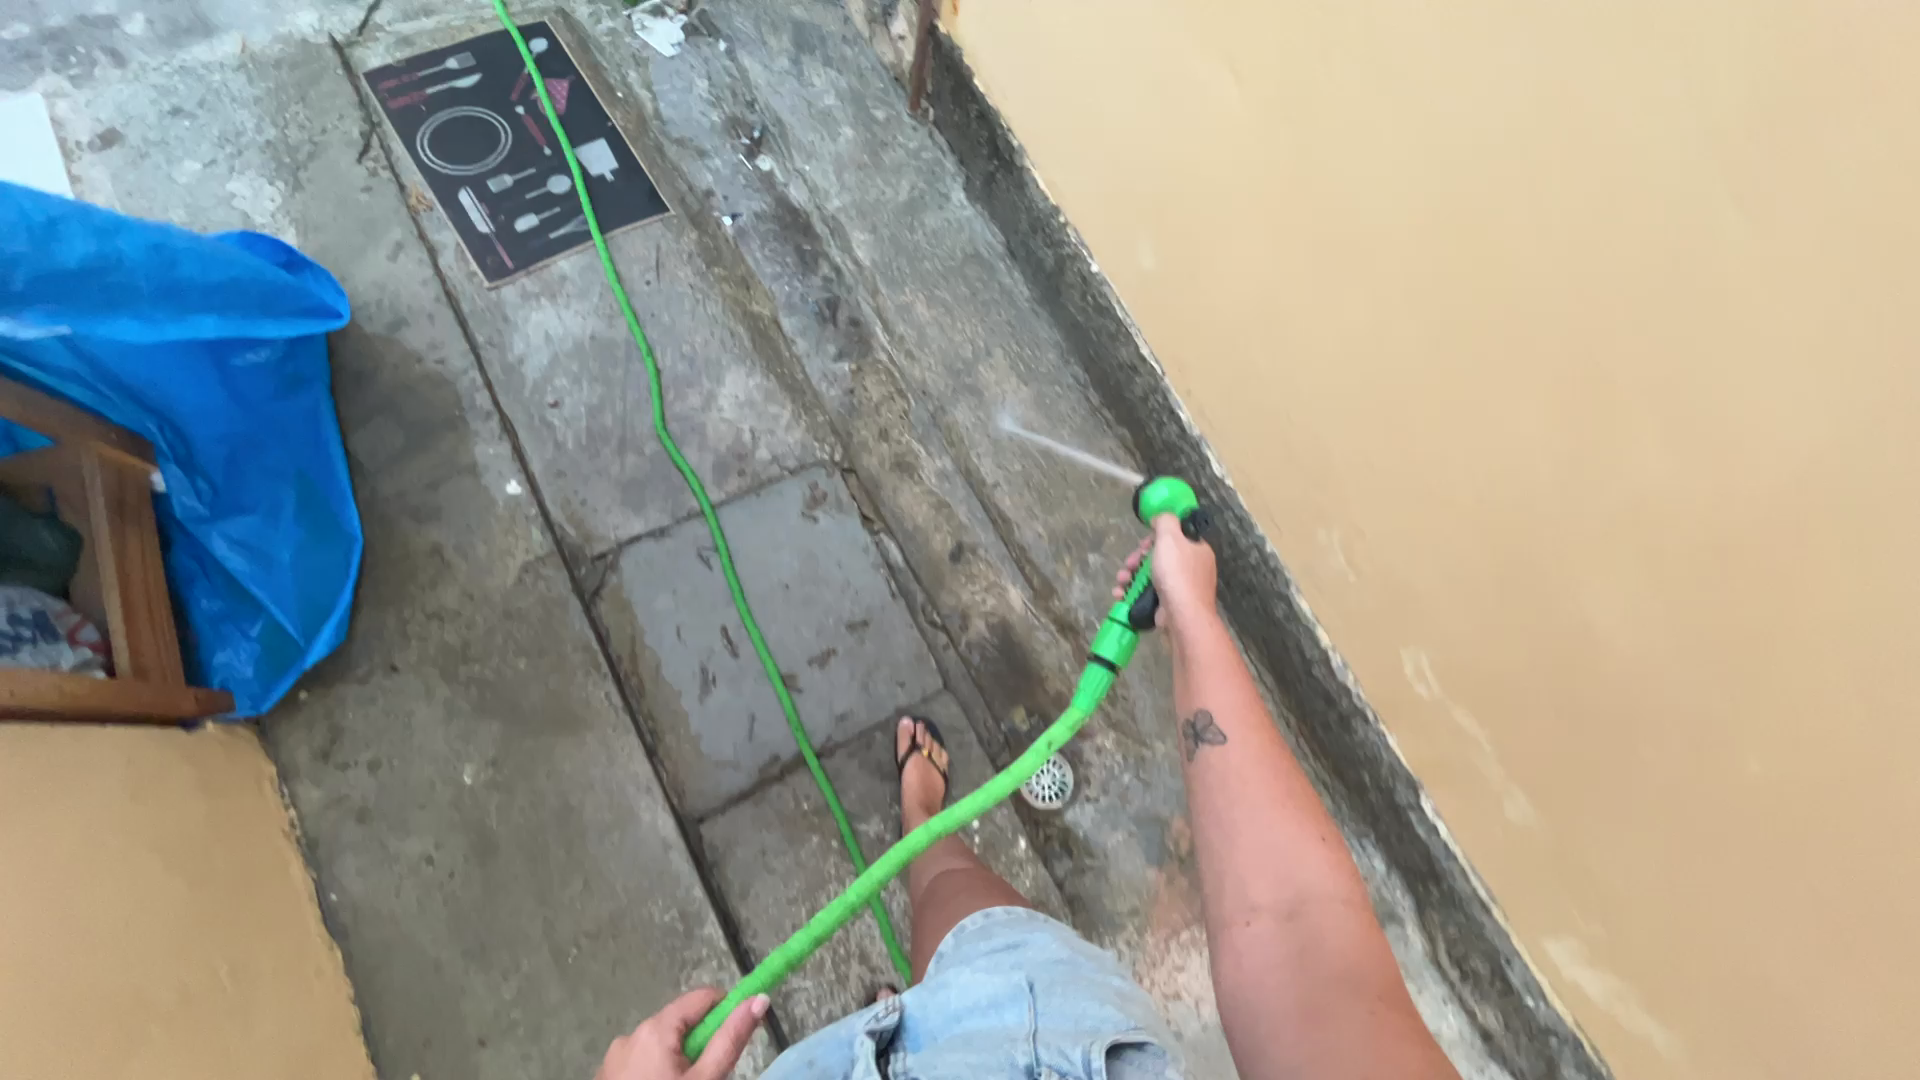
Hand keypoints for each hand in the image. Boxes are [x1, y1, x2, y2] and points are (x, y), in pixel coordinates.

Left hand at [594, 989, 768, 1079]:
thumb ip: (731, 1038)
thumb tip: (759, 999)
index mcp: (655, 1028)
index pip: (702, 998)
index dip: (726, 1011)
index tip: (738, 1034)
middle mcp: (631, 1035)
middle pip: (681, 1023)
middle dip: (701, 1044)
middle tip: (711, 1075)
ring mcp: (613, 1059)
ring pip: (661, 1046)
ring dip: (679, 1061)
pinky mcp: (605, 1079)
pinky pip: (641, 1064)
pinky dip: (657, 1074)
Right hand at [1113, 514, 1217, 632]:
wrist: (1182, 616)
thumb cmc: (1177, 574)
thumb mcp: (1170, 538)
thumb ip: (1165, 521)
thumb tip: (1160, 519)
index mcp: (1196, 550)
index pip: (1174, 537)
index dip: (1155, 539)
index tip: (1144, 545)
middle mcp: (1191, 568)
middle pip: (1158, 557)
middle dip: (1136, 560)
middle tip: (1129, 564)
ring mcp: (1180, 588)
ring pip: (1150, 576)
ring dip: (1130, 577)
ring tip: (1121, 582)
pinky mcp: (1168, 605)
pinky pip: (1148, 594)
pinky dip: (1133, 593)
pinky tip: (1121, 595)